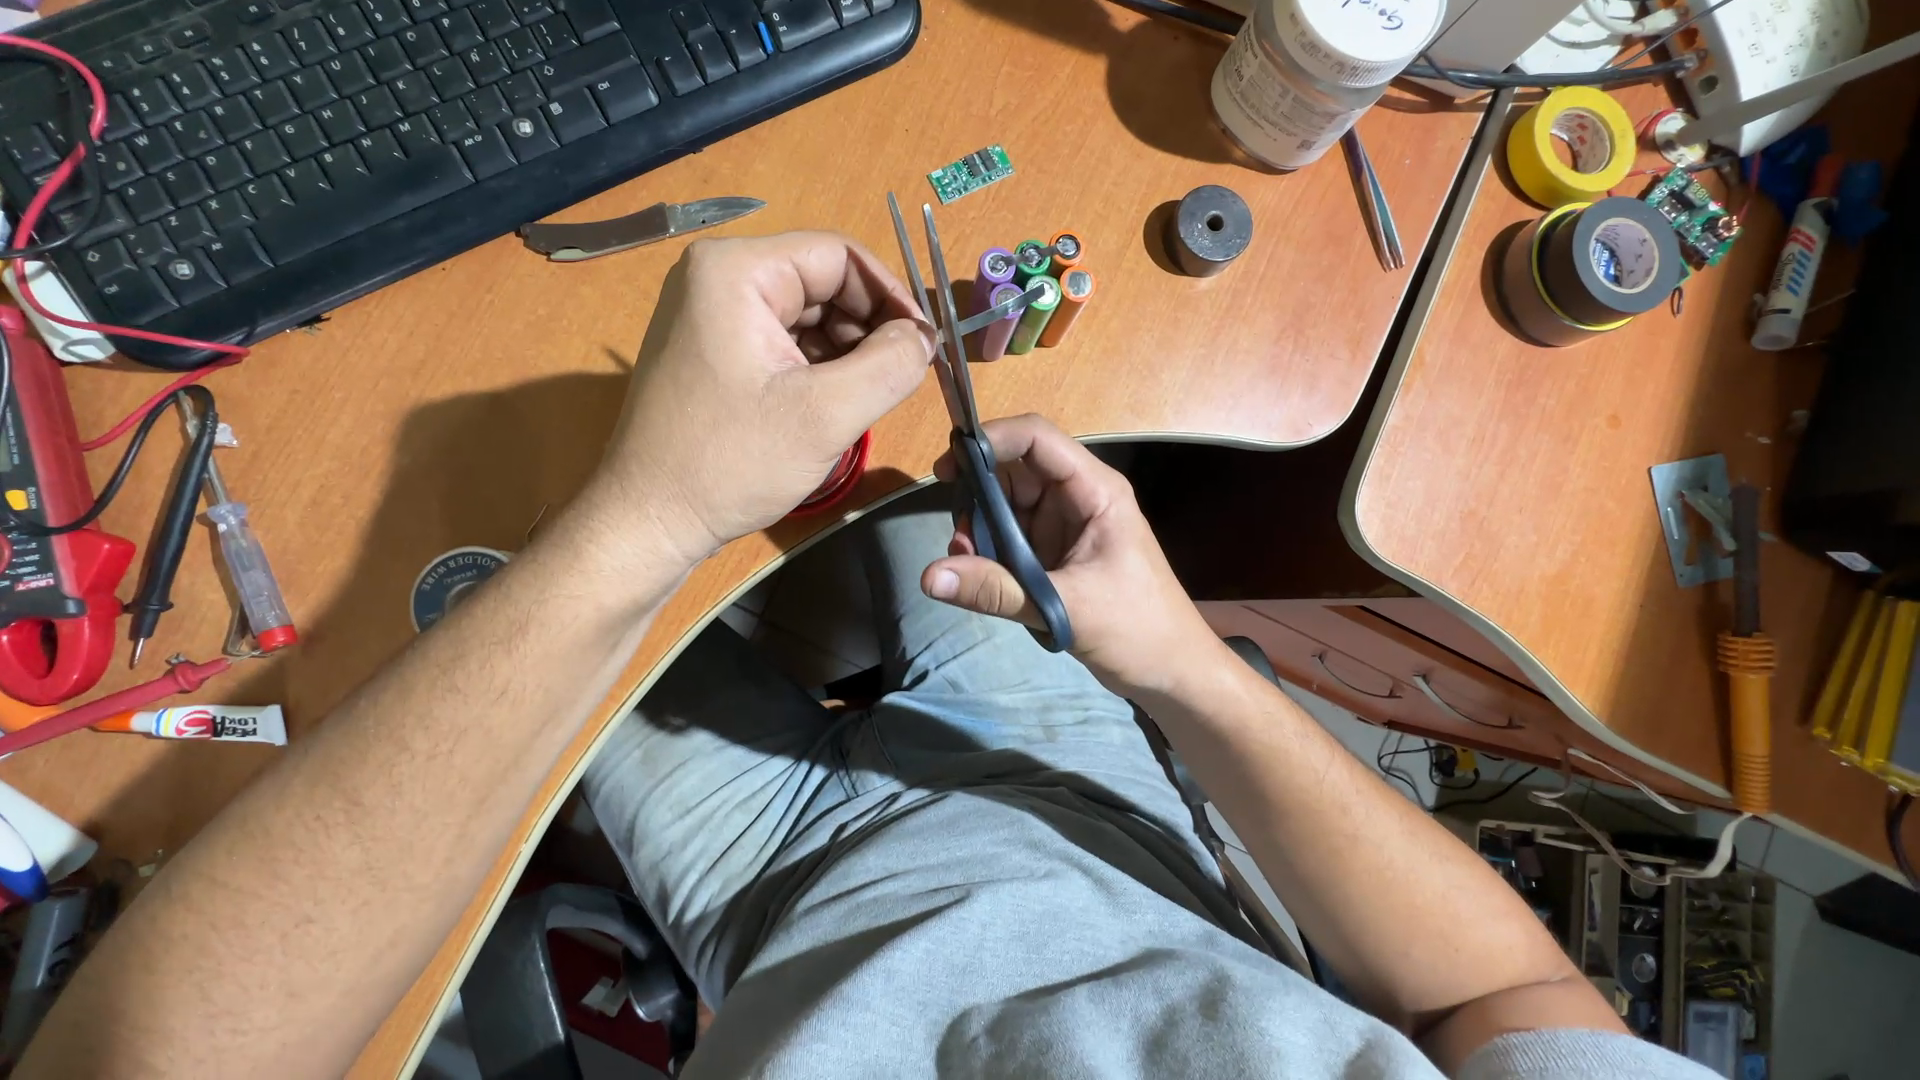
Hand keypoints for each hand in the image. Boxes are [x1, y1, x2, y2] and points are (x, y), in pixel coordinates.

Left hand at [582, 232, 932, 565]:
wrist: (650, 519)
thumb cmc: (731, 463)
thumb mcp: (826, 415)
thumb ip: (891, 366)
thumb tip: (927, 338)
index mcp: (737, 271)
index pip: (840, 255)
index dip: (893, 297)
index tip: (925, 345)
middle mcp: (718, 277)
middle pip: (823, 282)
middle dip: (869, 328)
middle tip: (901, 377)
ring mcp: (710, 313)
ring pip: (807, 314)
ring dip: (847, 352)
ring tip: (867, 397)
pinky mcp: (712, 349)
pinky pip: (783, 340)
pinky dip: (818, 367)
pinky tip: (833, 404)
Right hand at [920, 414, 1223, 701]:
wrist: (1171, 673)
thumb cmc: (1137, 630)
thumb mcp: (1064, 607)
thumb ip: (996, 590)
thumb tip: (930, 576)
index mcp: (1095, 491)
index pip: (1037, 439)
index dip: (991, 440)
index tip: (948, 469)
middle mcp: (1076, 499)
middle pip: (1013, 472)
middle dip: (977, 497)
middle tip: (956, 537)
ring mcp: (1063, 528)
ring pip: (1006, 507)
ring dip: (979, 529)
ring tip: (964, 562)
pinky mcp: (1053, 556)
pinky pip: (1010, 540)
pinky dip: (989, 553)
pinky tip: (978, 578)